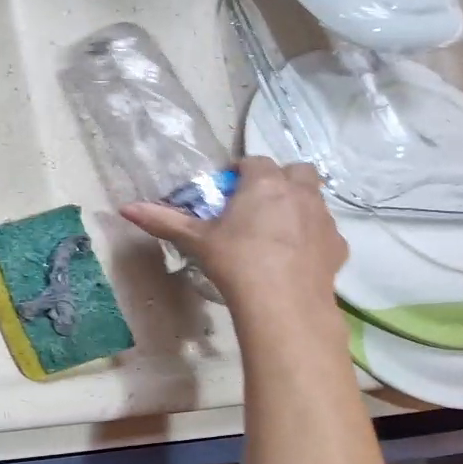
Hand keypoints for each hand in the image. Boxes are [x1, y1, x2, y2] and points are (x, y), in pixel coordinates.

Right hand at [120, 157, 348, 316]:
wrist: (284, 302)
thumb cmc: (235, 261)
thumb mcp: (193, 239)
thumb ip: (161, 220)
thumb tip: (124, 208)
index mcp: (265, 185)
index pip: (254, 161)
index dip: (239, 171)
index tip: (224, 189)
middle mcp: (300, 194)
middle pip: (297, 170)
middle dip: (278, 178)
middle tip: (253, 201)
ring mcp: (324, 218)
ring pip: (313, 197)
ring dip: (294, 203)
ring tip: (269, 229)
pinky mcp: (338, 243)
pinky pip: (322, 227)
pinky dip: (307, 232)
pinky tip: (288, 254)